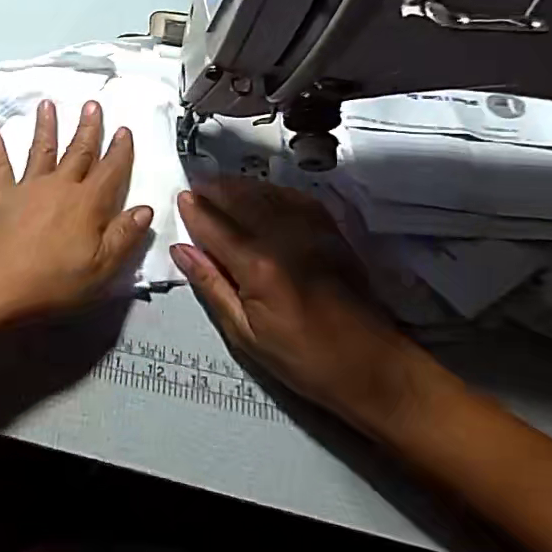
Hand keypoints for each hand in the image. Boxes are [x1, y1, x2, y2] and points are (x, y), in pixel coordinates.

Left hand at [0, 100, 153, 344]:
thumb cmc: (53, 282)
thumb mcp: (101, 268)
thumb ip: (124, 236)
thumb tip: (145, 209)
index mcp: (88, 204)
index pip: (110, 171)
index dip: (120, 151)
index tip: (124, 130)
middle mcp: (60, 187)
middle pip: (78, 152)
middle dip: (88, 128)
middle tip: (92, 104)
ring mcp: (28, 188)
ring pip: (41, 151)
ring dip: (46, 127)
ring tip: (48, 104)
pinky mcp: (1, 196)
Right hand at [172, 178, 446, 434]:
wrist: (372, 365)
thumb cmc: (305, 359)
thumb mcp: (245, 334)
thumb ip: (211, 285)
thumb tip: (182, 251)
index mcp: (257, 265)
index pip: (214, 224)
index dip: (193, 209)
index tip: (179, 199)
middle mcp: (283, 237)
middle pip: (239, 198)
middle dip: (213, 189)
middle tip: (195, 189)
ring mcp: (310, 230)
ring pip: (265, 192)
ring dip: (239, 185)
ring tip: (220, 187)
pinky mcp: (329, 231)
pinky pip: (294, 197)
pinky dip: (271, 190)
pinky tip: (261, 194)